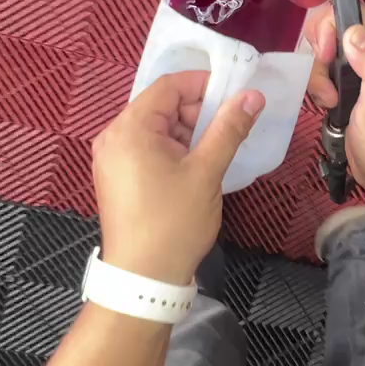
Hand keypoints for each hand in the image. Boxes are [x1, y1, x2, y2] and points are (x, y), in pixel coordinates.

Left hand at [92, 72, 263, 285]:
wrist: (144, 280)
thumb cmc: (173, 223)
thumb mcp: (207, 171)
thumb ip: (229, 128)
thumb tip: (252, 96)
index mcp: (130, 129)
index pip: (168, 86)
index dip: (204, 85)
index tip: (235, 95)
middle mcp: (113, 137)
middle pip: (161, 106)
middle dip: (198, 112)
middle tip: (229, 130)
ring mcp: (112, 159)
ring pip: (157, 129)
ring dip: (188, 133)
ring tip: (215, 154)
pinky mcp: (117, 178)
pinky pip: (148, 149)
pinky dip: (174, 150)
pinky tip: (197, 168)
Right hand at [306, 5, 364, 197]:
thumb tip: (353, 32)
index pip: (355, 13)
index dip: (331, 24)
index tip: (324, 54)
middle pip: (334, 30)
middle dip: (319, 52)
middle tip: (327, 83)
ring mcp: (360, 73)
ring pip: (326, 53)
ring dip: (318, 75)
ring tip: (330, 101)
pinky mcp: (349, 90)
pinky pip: (325, 74)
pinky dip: (320, 87)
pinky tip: (329, 106)